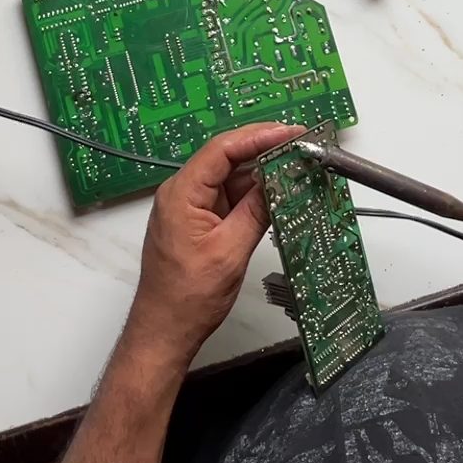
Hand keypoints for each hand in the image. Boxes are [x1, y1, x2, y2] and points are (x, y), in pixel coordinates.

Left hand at [123, 123, 305, 365]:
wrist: (165, 330)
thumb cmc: (187, 298)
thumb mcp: (230, 252)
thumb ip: (255, 212)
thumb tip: (278, 181)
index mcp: (181, 193)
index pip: (222, 150)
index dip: (258, 136)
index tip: (288, 132)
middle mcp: (182, 192)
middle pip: (226, 157)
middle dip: (263, 148)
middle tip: (297, 142)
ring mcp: (191, 206)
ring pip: (230, 176)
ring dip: (261, 171)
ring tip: (294, 165)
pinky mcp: (200, 220)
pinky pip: (229, 196)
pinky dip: (253, 193)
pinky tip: (276, 191)